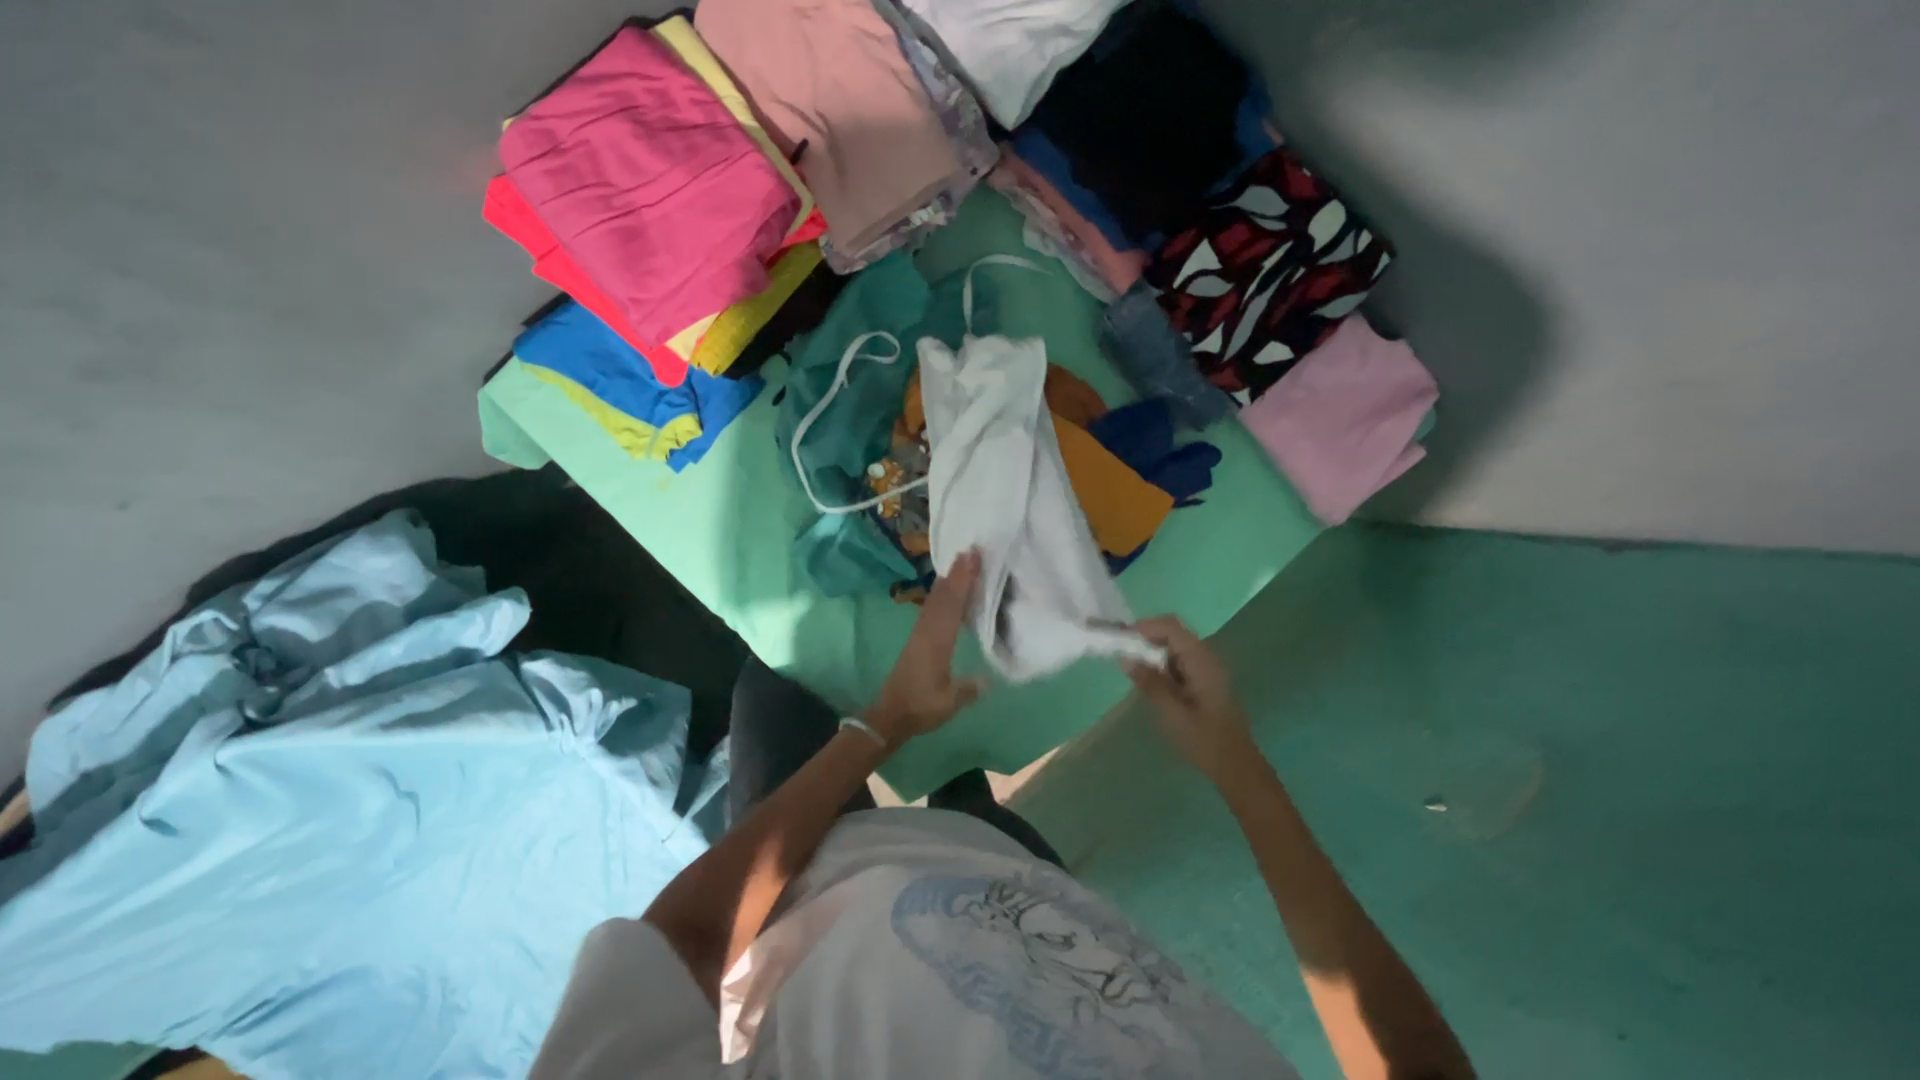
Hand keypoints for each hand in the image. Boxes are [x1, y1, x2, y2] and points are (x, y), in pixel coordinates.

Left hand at [864, 549, 987, 744]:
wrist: (890, 715)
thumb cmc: (920, 707)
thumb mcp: (948, 702)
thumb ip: (968, 689)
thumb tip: (988, 678)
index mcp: (937, 641)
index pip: (952, 605)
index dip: (963, 581)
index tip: (972, 558)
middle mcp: (927, 631)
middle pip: (943, 596)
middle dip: (957, 573)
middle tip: (971, 550)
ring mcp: (920, 634)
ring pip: (936, 601)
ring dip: (949, 581)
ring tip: (961, 563)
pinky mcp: (917, 640)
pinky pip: (932, 610)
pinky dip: (942, 596)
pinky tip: (948, 592)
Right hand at [1123, 616, 1256, 781]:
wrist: (1236, 766)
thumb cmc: (1204, 742)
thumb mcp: (1172, 714)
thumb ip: (1150, 683)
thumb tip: (1126, 658)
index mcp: (1202, 663)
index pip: (1172, 629)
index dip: (1145, 627)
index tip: (1119, 637)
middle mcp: (1207, 659)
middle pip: (1174, 633)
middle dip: (1146, 636)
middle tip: (1120, 648)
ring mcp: (1208, 670)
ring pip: (1176, 647)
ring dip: (1153, 651)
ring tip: (1129, 663)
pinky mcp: (1205, 681)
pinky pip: (1180, 662)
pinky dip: (1162, 664)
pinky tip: (1148, 679)